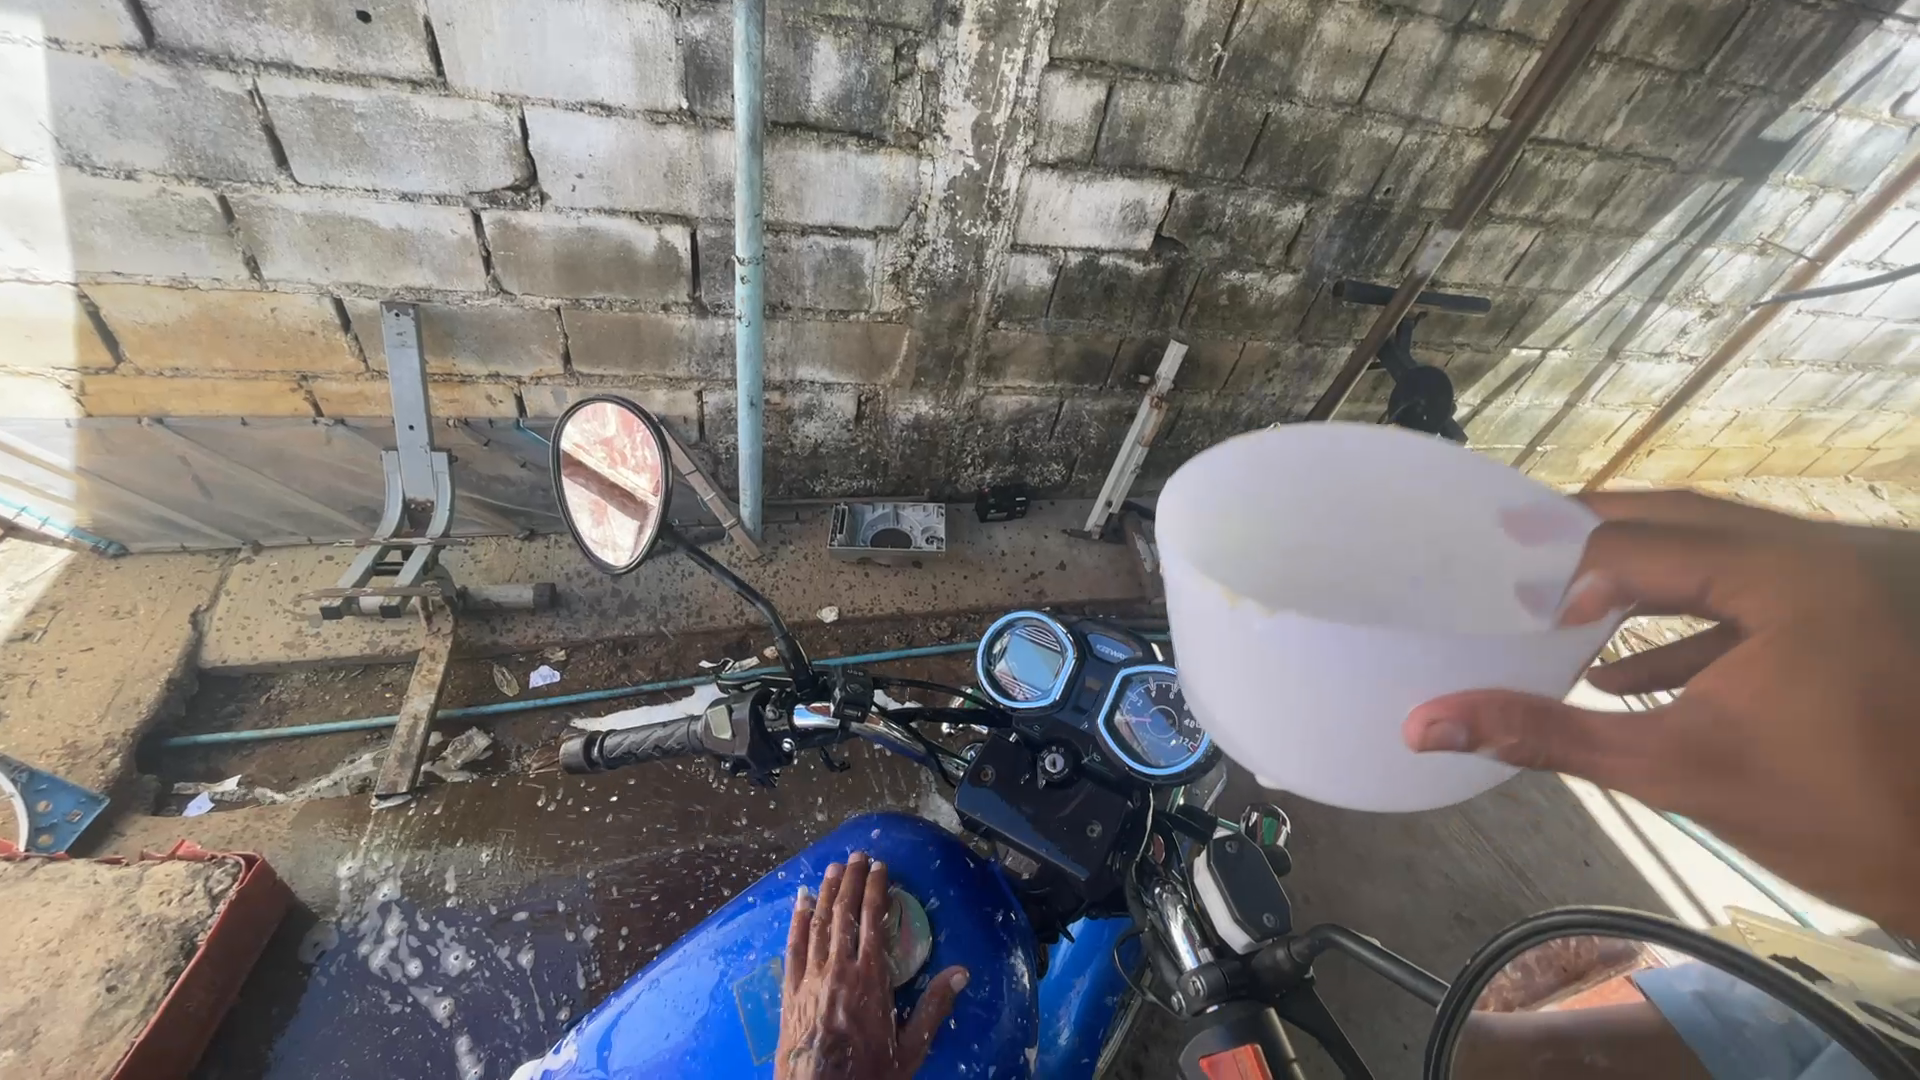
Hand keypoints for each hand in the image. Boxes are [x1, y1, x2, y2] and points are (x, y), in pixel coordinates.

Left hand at [775, 852, 968, 1078]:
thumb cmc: (868, 1075)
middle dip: (851, 880)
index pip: (874, 920)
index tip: (880, 867)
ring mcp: (811, 978)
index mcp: (870, 978)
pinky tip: (800, 901)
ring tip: (833, 867)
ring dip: (827, 892)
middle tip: (857, 855)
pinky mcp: (790, 991)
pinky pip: (793, 947)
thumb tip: (963, 973)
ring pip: (819, 923)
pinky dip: (797, 920)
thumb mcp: (909, 1050)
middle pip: (845, 913)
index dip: (876, 889)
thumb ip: (933, 1008)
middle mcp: (839, 969)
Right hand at [1402, 491, 1919, 935]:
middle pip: (1673, 516)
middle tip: (1505, 549)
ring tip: (1554, 596)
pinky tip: (1624, 667)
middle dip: (1583, 538)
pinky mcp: (1866, 610)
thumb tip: (1421, 725)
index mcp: (1791, 577)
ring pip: (1715, 544)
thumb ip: (1541, 733)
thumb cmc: (1844, 818)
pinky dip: (1685, 612)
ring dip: (1630, 570)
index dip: (1560, 574)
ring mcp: (1862, 575)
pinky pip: (1757, 585)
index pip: (1634, 543)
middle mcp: (1834, 552)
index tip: (1511, 616)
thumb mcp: (1672, 769)